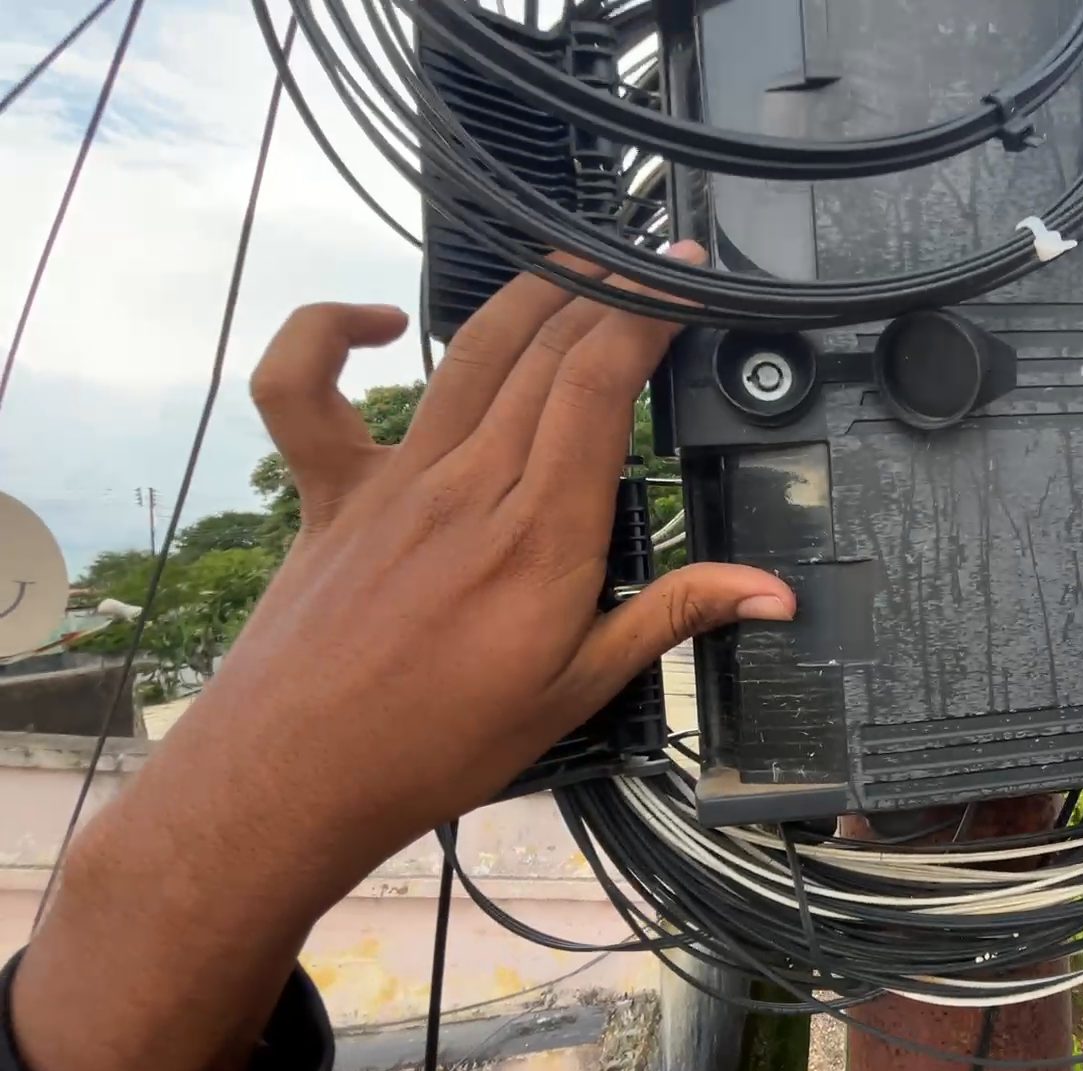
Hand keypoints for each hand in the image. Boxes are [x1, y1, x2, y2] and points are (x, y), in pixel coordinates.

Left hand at [173, 241, 792, 858]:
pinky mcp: (334, 496)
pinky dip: (330, 336)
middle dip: (606, 291)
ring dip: (527, 297)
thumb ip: (682, 613)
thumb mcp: (588, 683)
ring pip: (465, 357)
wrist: (290, 785)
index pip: (597, 389)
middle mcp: (470, 487)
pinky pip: (305, 393)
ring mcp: (393, 483)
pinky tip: (384, 322)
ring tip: (577, 262)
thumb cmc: (450, 739)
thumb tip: (778, 595)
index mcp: (543, 533)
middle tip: (652, 259)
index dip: (644, 320)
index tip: (681, 282)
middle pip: (542, 353)